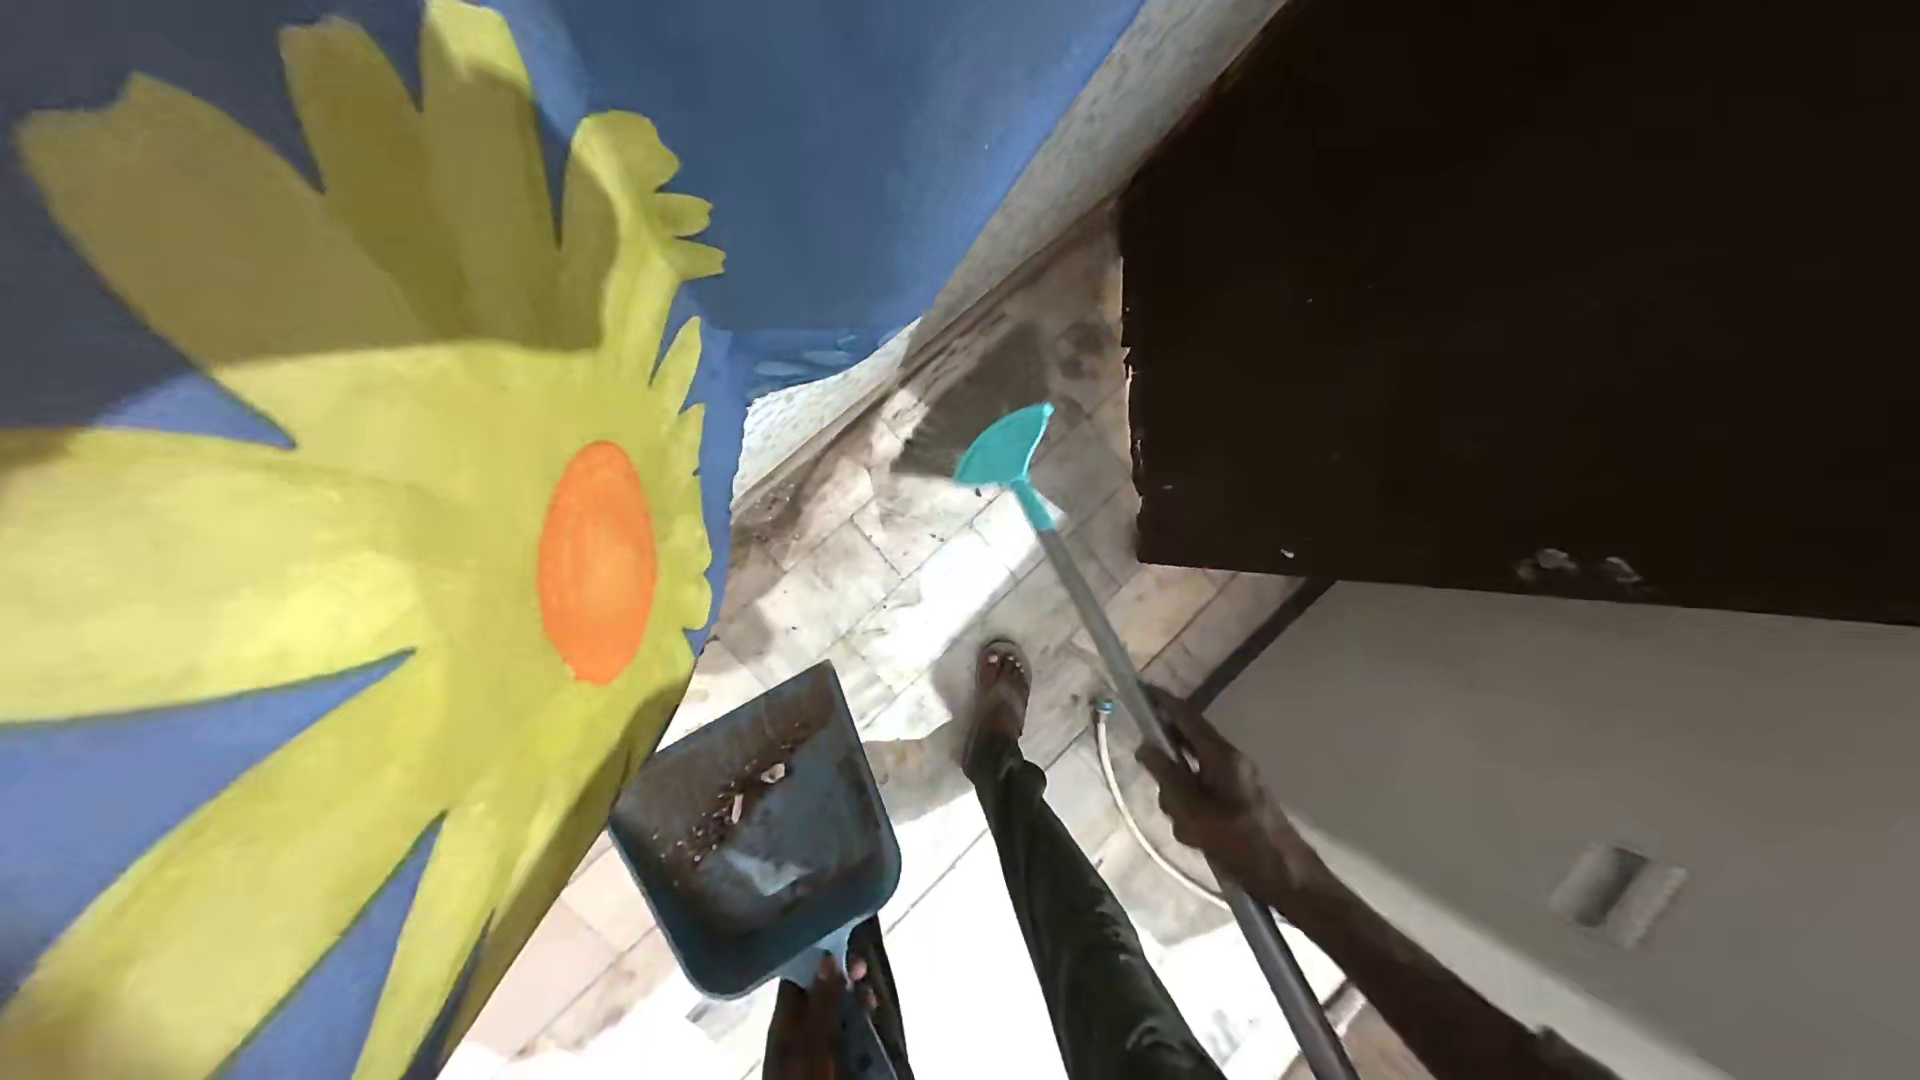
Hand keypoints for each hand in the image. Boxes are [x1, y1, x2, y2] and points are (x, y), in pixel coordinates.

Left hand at [762, 954, 881, 1079]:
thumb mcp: (812, 1048)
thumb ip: (820, 1005)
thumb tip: (826, 957)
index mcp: (783, 1027)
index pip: (796, 979)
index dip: (816, 957)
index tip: (840, 939)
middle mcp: (800, 1035)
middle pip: (822, 993)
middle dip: (844, 977)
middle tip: (863, 968)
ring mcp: (820, 1051)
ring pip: (839, 1011)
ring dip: (857, 998)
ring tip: (872, 996)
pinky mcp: (839, 1065)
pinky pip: (852, 1033)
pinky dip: (864, 1021)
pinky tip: (875, 1015)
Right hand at [1135, 686, 1332, 911]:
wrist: (1294, 884)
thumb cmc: (1243, 845)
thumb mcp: (1195, 813)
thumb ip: (1167, 777)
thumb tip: (1144, 746)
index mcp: (1222, 756)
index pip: (1187, 716)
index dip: (1162, 702)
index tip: (1139, 691)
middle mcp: (1230, 761)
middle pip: (1186, 747)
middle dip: (1167, 768)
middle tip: (1162, 794)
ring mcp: (1237, 781)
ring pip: (1192, 775)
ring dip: (1180, 797)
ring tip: (1187, 829)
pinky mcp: (1239, 802)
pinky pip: (1205, 793)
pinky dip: (1194, 809)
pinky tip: (1197, 838)